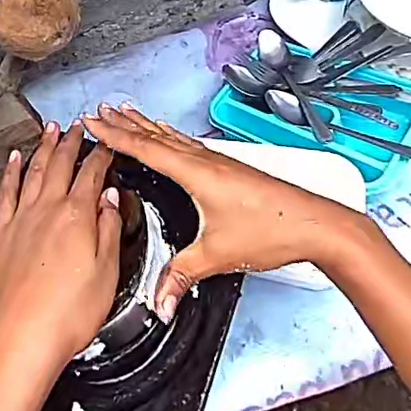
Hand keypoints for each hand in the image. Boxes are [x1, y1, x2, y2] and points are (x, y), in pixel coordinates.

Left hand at [0, 121, 121, 387]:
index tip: (106, 146)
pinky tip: (12, 161)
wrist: (19, 339)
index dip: (101, 156)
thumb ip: (108, 230)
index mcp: (76, 217)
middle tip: (78, 127)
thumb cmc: (64, 316)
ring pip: (33, 170)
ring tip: (50, 131)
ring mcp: (21, 219)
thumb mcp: (106, 274)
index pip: (92, 174)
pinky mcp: (1, 234)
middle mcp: (46, 210)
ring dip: (43, 147)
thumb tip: (110, 202)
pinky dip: (10, 171)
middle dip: (72, 142)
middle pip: (61, 164)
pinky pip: (6, 191)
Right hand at [83, 103, 374, 320]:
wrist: (316, 224)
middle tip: (102, 109)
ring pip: (171, 136)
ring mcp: (218, 161)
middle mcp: (205, 160)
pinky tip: (171, 137)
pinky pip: (187, 143)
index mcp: (196, 172)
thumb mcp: (219, 255)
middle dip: (125, 122)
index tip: (94, 121)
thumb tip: (159, 300)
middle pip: (155, 134)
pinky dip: (169, 135)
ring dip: (146, 124)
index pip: (145, 147)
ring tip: (128, 113)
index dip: (115, 134)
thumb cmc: (274, 230)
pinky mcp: (228, 168)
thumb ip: (183, 276)